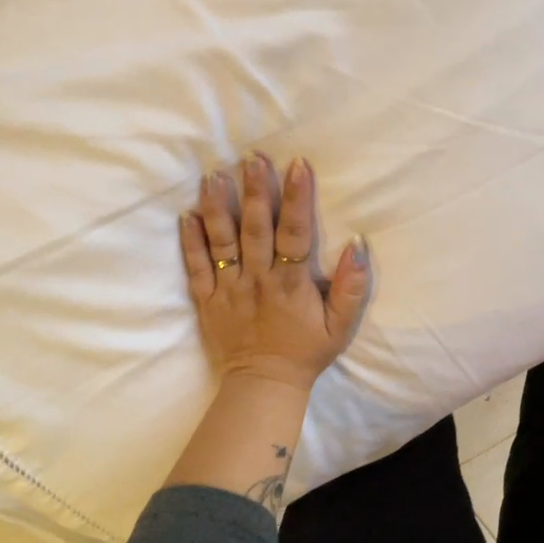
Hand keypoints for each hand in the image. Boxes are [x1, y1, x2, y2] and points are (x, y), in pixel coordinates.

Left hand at [180, 155, 370, 393]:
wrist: (264, 386)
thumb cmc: (306, 352)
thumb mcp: (341, 326)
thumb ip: (351, 286)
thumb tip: (356, 244)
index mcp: (290, 283)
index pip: (295, 233)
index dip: (297, 198)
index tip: (298, 165)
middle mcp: (257, 280)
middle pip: (256, 228)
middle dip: (255, 190)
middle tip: (251, 156)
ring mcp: (228, 288)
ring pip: (222, 241)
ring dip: (218, 206)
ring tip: (213, 175)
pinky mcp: (207, 300)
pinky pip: (196, 267)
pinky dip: (190, 241)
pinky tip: (187, 214)